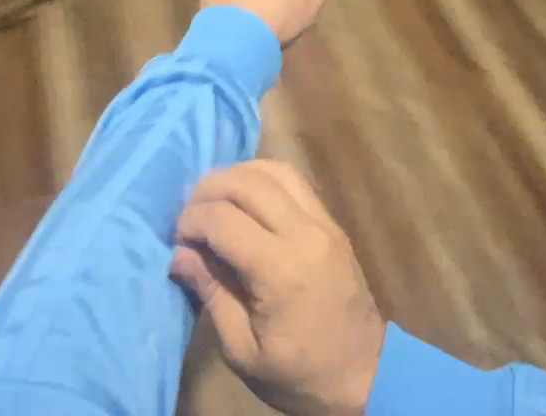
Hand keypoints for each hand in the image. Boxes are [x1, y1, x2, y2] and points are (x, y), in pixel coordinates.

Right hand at [170, 161, 386, 415]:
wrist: (368, 375)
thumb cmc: (300, 375)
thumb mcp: (244, 351)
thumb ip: (211, 294)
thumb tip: (179, 254)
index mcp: (281, 271)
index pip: (224, 220)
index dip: (192, 221)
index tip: (178, 239)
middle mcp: (304, 233)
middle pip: (247, 183)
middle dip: (208, 189)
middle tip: (189, 213)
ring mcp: (323, 222)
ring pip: (274, 171)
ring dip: (237, 175)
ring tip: (214, 198)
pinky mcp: (332, 221)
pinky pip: (294, 180)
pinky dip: (263, 176)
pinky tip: (245, 195)